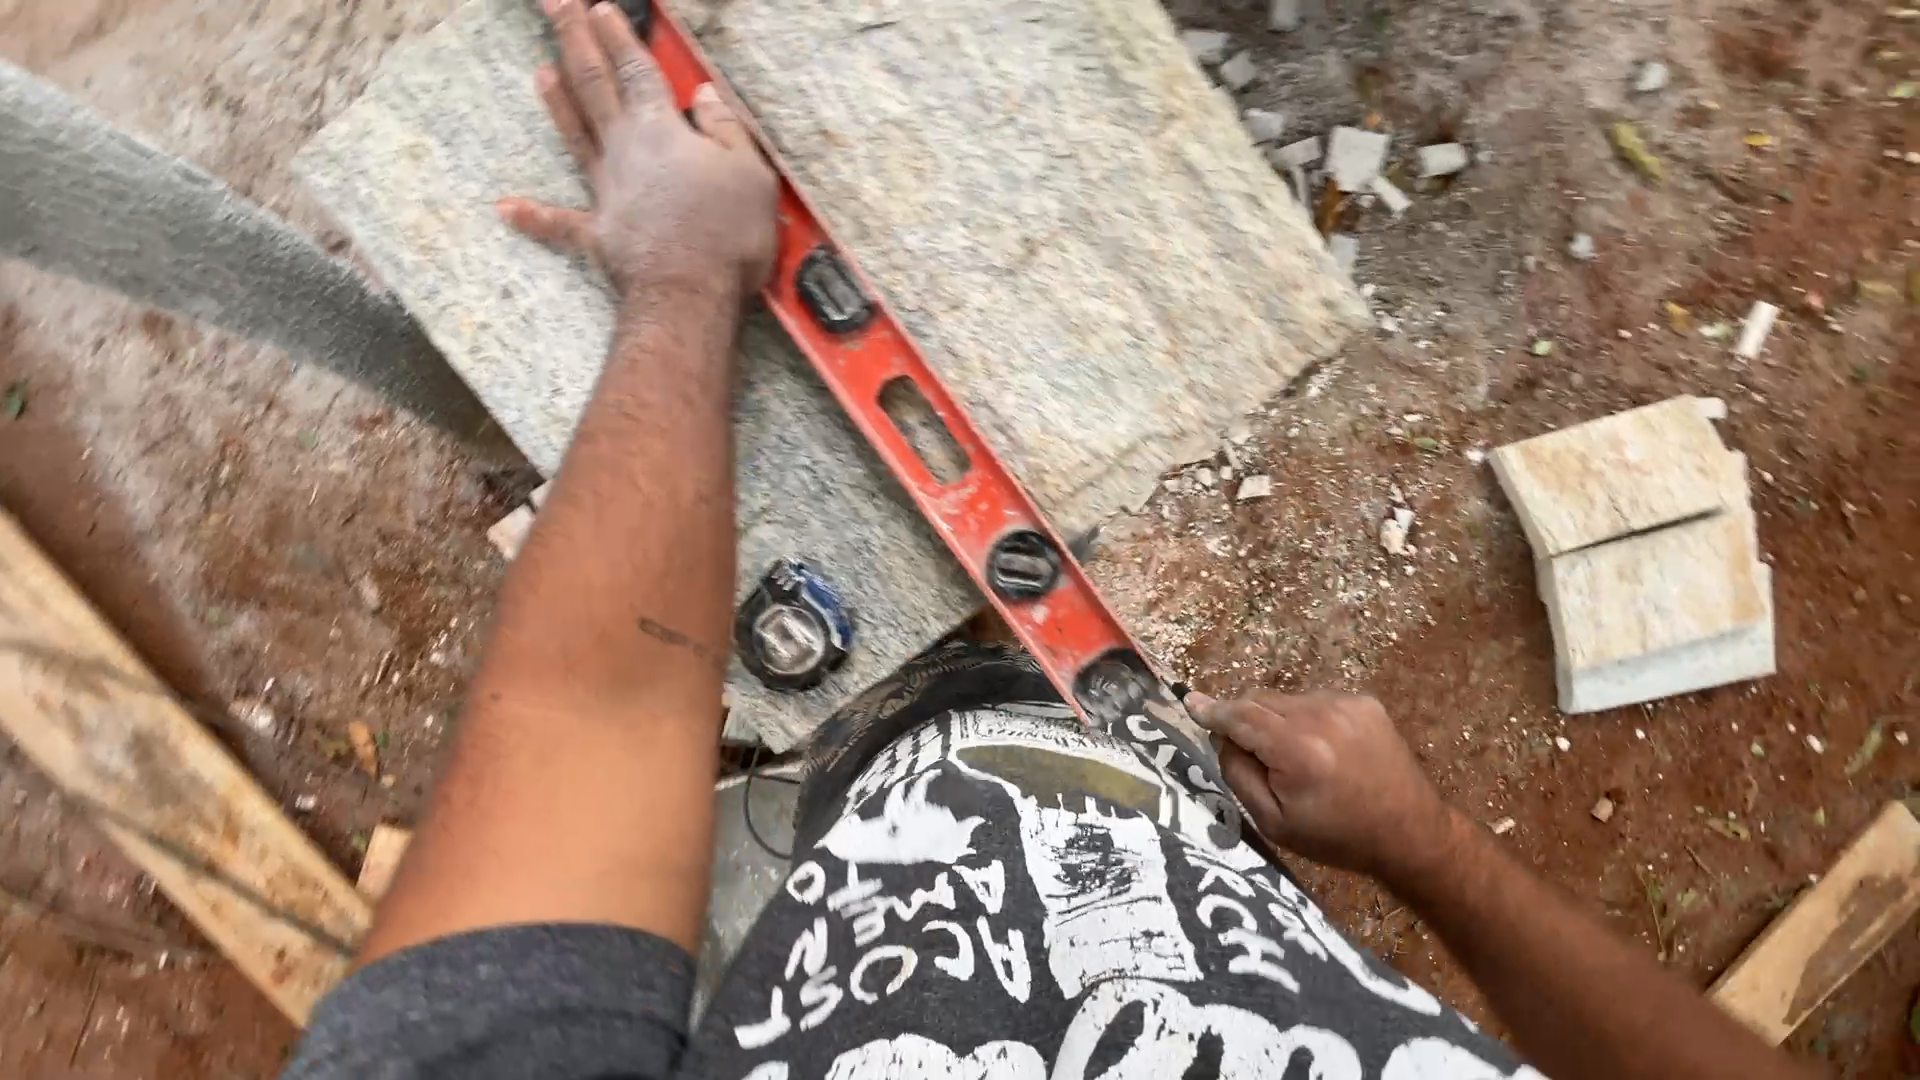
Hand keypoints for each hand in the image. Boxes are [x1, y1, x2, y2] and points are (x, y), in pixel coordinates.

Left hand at [498, 0, 777, 302]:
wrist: (690, 291)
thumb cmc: (728, 232)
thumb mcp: (751, 173)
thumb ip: (727, 129)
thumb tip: (705, 95)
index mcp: (660, 128)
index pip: (635, 69)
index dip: (618, 35)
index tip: (600, 8)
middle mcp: (624, 149)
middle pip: (593, 85)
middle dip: (575, 41)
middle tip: (554, 6)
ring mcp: (606, 190)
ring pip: (575, 135)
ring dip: (557, 103)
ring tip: (541, 72)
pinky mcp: (598, 234)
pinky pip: (560, 224)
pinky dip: (534, 217)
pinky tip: (507, 209)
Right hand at [1188, 690, 1456, 882]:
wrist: (1413, 835)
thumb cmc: (1337, 838)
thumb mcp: (1273, 822)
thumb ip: (1237, 773)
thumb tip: (1221, 736)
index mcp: (1298, 750)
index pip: (1241, 716)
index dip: (1213, 711)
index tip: (1189, 703)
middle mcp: (1322, 717)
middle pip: (1259, 702)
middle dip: (1247, 722)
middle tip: (1256, 758)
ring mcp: (1346, 704)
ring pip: (1285, 700)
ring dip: (1277, 721)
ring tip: (1297, 759)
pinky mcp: (1364, 702)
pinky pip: (1313, 701)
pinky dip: (1305, 719)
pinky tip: (1323, 749)